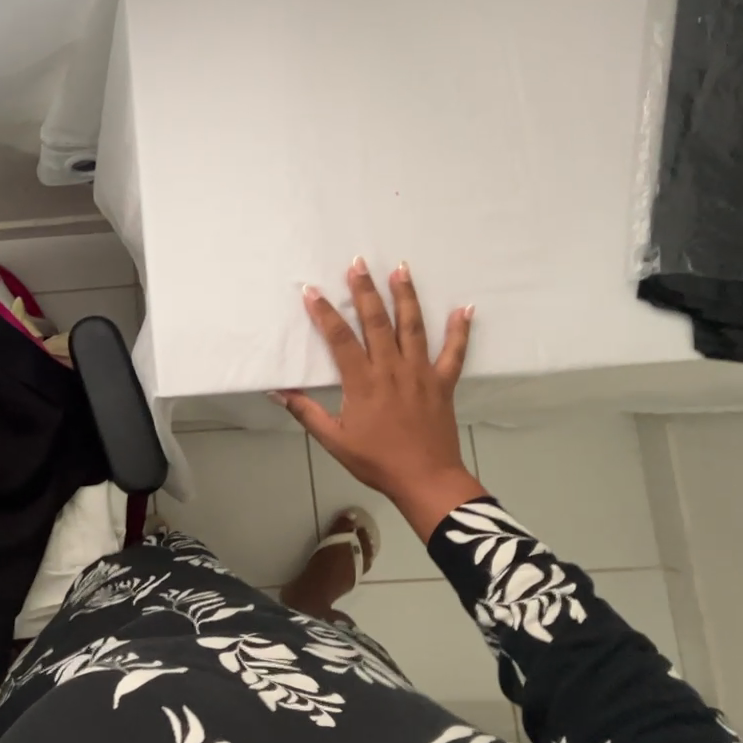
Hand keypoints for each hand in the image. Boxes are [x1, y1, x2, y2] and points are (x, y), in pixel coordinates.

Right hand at [274, 259, 484, 541]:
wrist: (426, 480)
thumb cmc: (376, 461)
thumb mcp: (333, 439)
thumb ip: (306, 411)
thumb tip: (278, 391)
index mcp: (363, 382)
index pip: (340, 339)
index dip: (325, 314)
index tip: (311, 292)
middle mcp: (392, 369)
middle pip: (378, 322)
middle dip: (365, 290)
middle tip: (358, 263)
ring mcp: (421, 373)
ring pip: (413, 327)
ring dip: (406, 296)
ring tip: (400, 269)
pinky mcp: (443, 383)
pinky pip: (454, 352)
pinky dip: (460, 330)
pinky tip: (464, 309)